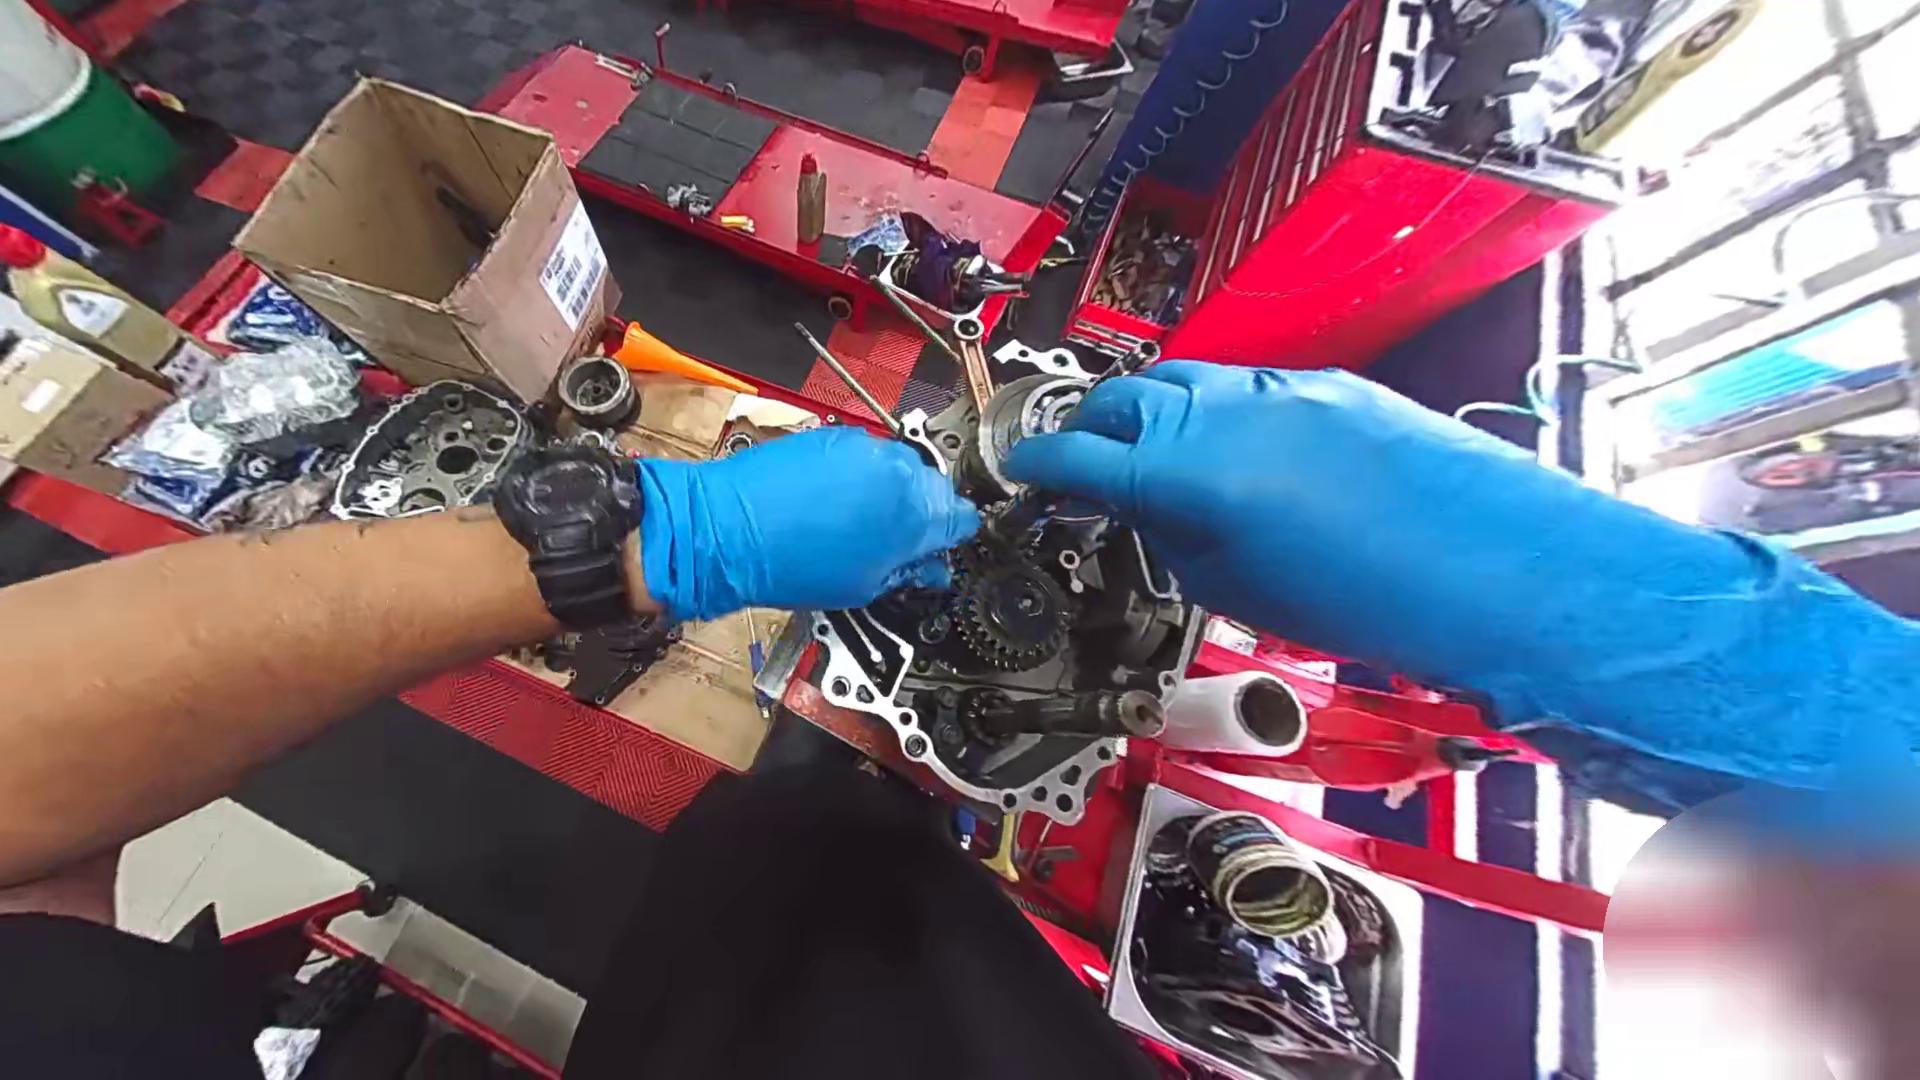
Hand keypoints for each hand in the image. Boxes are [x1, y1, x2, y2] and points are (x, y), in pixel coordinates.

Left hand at [636, 427, 979, 621]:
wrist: (727, 528)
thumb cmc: (787, 563)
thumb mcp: (863, 587)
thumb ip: (908, 571)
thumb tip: (930, 567)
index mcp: (915, 514)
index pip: (962, 518)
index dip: (951, 537)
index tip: (937, 545)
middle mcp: (900, 471)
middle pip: (938, 489)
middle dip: (924, 513)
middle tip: (894, 538)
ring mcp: (869, 448)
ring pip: (906, 469)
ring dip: (894, 492)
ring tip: (860, 518)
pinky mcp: (840, 435)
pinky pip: (871, 456)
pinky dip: (866, 475)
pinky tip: (839, 498)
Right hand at [1005, 362, 1582, 671]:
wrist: (1487, 573)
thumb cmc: (1353, 598)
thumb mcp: (1221, 580)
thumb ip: (1162, 528)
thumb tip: (1139, 503)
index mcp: (1181, 472)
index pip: (1074, 454)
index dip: (1036, 462)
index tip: (1023, 468)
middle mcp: (1217, 413)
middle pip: (1116, 399)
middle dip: (1087, 431)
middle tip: (1086, 464)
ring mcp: (1270, 388)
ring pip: (1174, 381)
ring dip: (1147, 414)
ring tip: (1152, 452)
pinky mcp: (1317, 383)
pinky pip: (1237, 386)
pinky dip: (1210, 413)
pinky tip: (1228, 449)